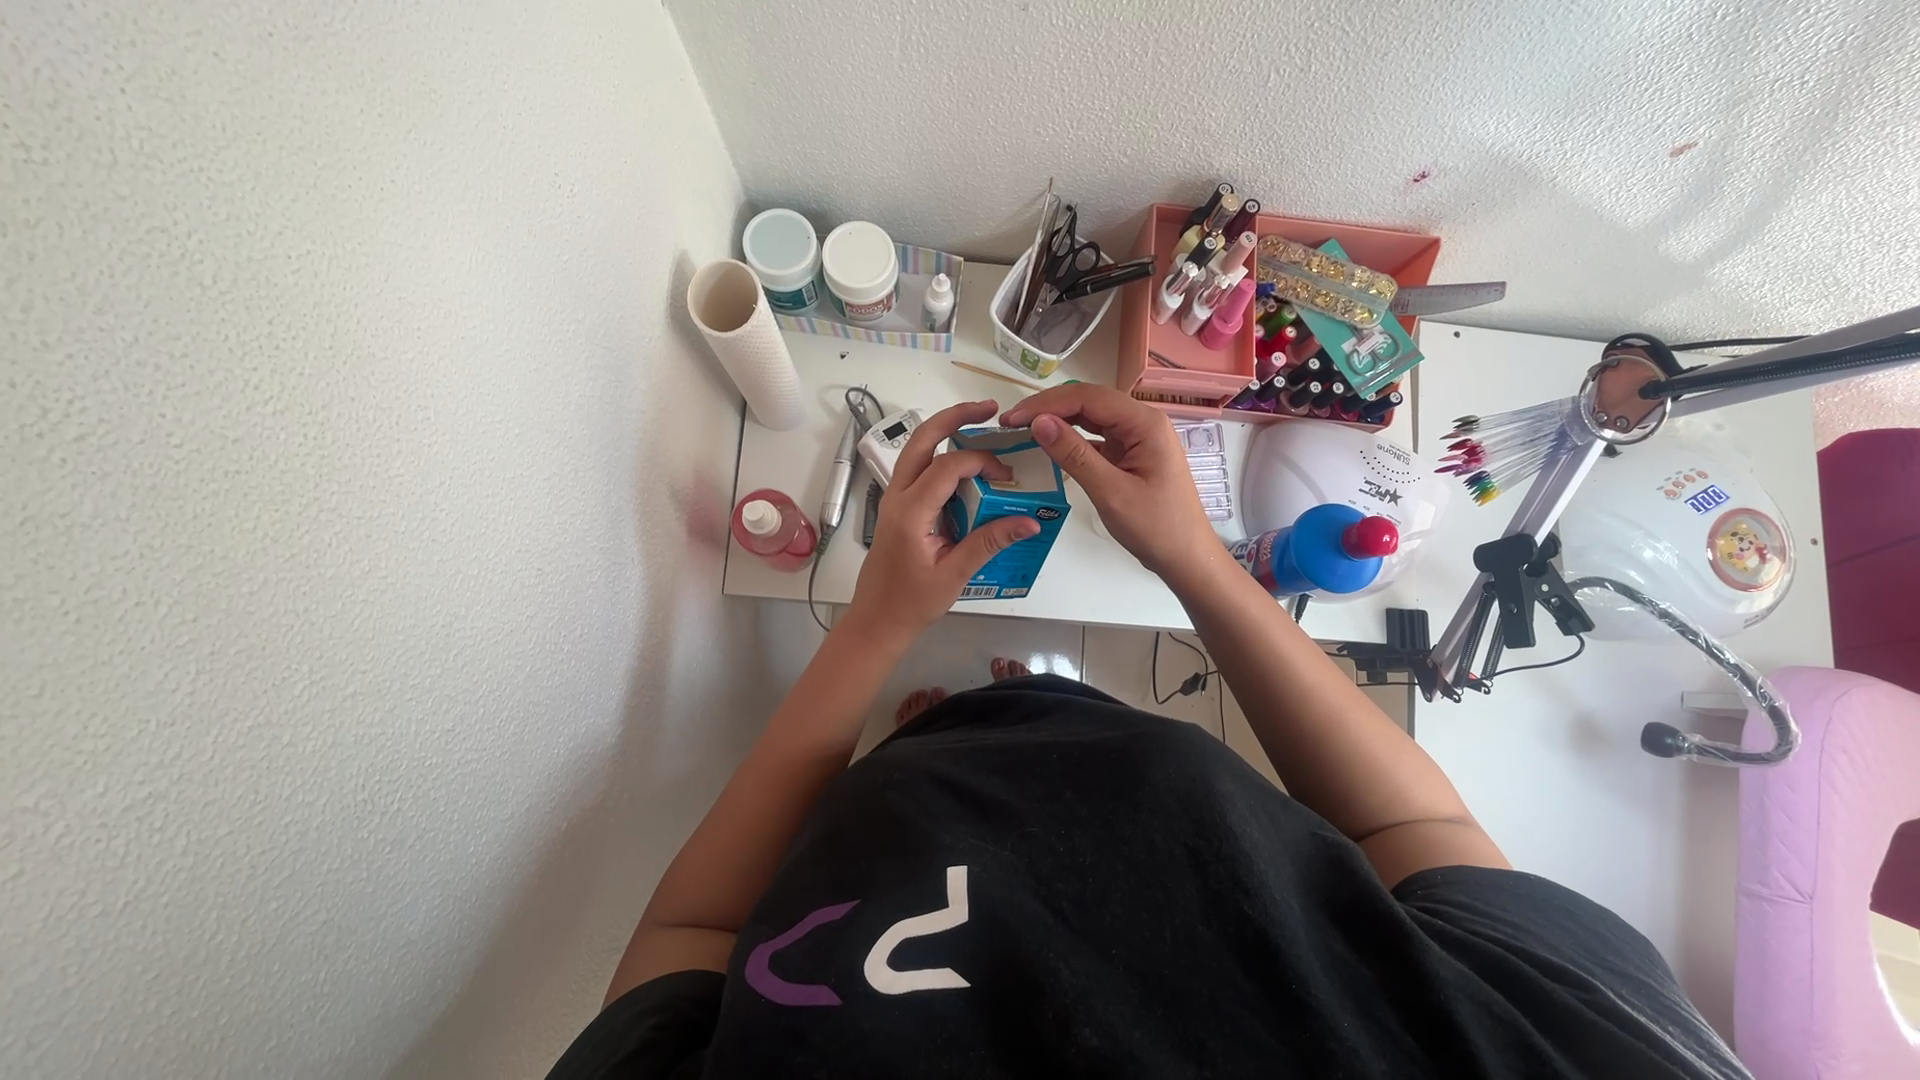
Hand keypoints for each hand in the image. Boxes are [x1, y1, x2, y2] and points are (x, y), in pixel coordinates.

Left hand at [842, 400, 1041, 640]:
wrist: (876, 621)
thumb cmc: (911, 603)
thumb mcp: (955, 574)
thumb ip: (990, 542)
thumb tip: (1030, 521)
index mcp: (910, 513)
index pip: (947, 467)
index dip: (981, 462)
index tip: (1006, 476)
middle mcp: (897, 497)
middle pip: (922, 440)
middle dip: (955, 417)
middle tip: (990, 408)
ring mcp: (894, 499)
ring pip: (916, 450)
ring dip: (946, 432)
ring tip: (979, 423)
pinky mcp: (899, 507)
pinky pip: (918, 469)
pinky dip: (941, 456)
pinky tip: (967, 464)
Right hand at [1002, 384, 1217, 576]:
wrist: (1186, 557)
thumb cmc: (1156, 527)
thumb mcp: (1111, 492)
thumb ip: (1074, 455)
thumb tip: (1039, 423)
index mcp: (1145, 423)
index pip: (1088, 397)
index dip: (1047, 404)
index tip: (1013, 418)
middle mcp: (1142, 423)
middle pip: (1089, 402)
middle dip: (1049, 409)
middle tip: (1010, 424)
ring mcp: (1137, 438)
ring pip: (1091, 418)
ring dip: (1058, 421)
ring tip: (1022, 430)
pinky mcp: (1130, 455)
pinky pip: (1096, 437)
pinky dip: (1071, 439)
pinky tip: (1049, 446)